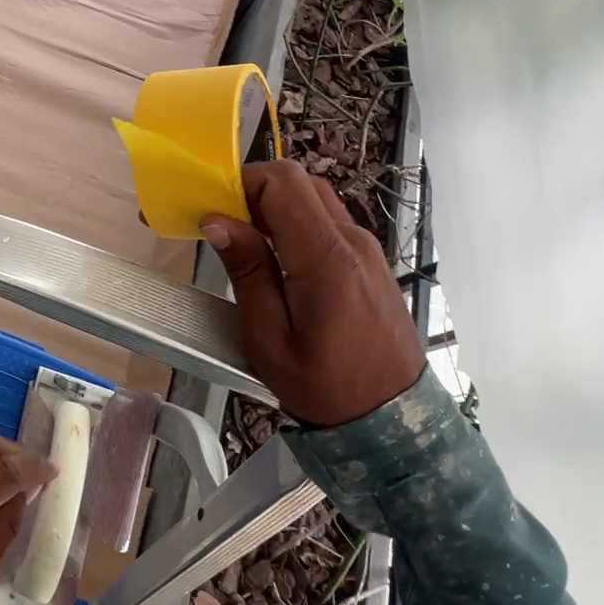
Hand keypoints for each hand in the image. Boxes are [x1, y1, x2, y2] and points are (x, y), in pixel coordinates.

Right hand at [200, 160, 424, 426]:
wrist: (395, 423)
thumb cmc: (325, 387)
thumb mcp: (270, 338)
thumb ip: (247, 272)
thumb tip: (216, 220)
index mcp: (326, 258)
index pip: (281, 183)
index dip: (239, 183)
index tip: (207, 208)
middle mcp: (352, 242)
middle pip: (298, 181)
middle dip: (252, 190)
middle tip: (220, 223)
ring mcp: (366, 249)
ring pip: (312, 197)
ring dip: (272, 205)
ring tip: (243, 241)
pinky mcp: (369, 260)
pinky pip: (326, 220)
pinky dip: (293, 221)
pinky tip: (274, 256)